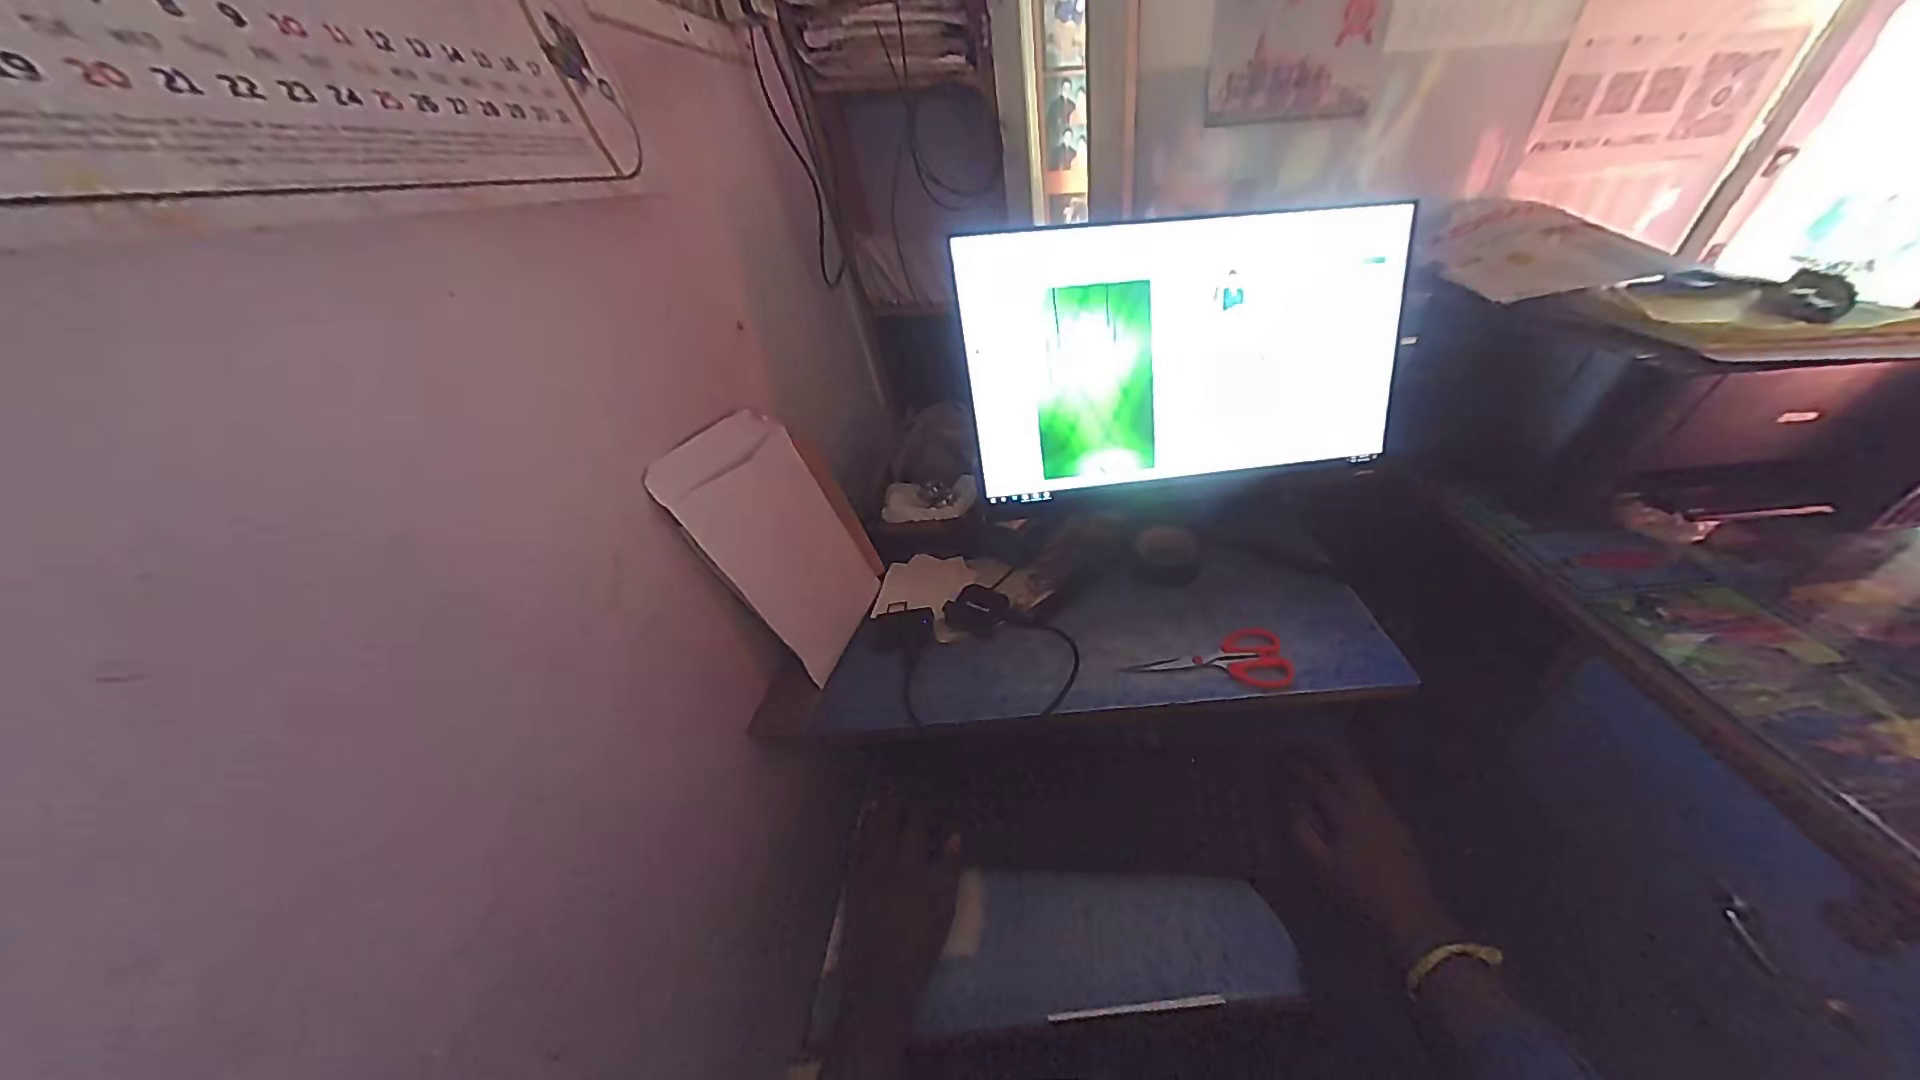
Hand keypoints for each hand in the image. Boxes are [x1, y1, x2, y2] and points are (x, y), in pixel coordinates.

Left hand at [826, 797, 961, 1079]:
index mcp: (910, 868)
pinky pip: (855, 852)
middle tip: (893, 786)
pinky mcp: (852, 888)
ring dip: (872, 815)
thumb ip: (948, 870)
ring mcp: (864, 875)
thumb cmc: (920, 947)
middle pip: (886, 824)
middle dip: (890, 804)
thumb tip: (953, 836)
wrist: (880, 981)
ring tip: (876, 799)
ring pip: (867, 835)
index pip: (914, 827)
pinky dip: (858, 836)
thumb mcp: (944, 910)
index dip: (918, 811)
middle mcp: (884, 865)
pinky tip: (860, 830)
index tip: (922, 799)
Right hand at [1286, 740, 1456, 962]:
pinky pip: (1368, 786)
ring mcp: (1385, 811)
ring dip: (1335, 759)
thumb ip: (1302, 830)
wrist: (1412, 917)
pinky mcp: (1395, 821)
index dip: (1295, 764)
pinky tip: (1342, 781)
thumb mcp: (1321, 866)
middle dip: (1318, 749)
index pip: (1316, 779)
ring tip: (1316, 753)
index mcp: (1346, 813)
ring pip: (1358, 773)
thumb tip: (1292, 802)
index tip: (1278, 752)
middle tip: (1297, 741)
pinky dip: (1350, 775)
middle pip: (1342, 764)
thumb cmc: (1359, 893)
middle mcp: (1367, 804)